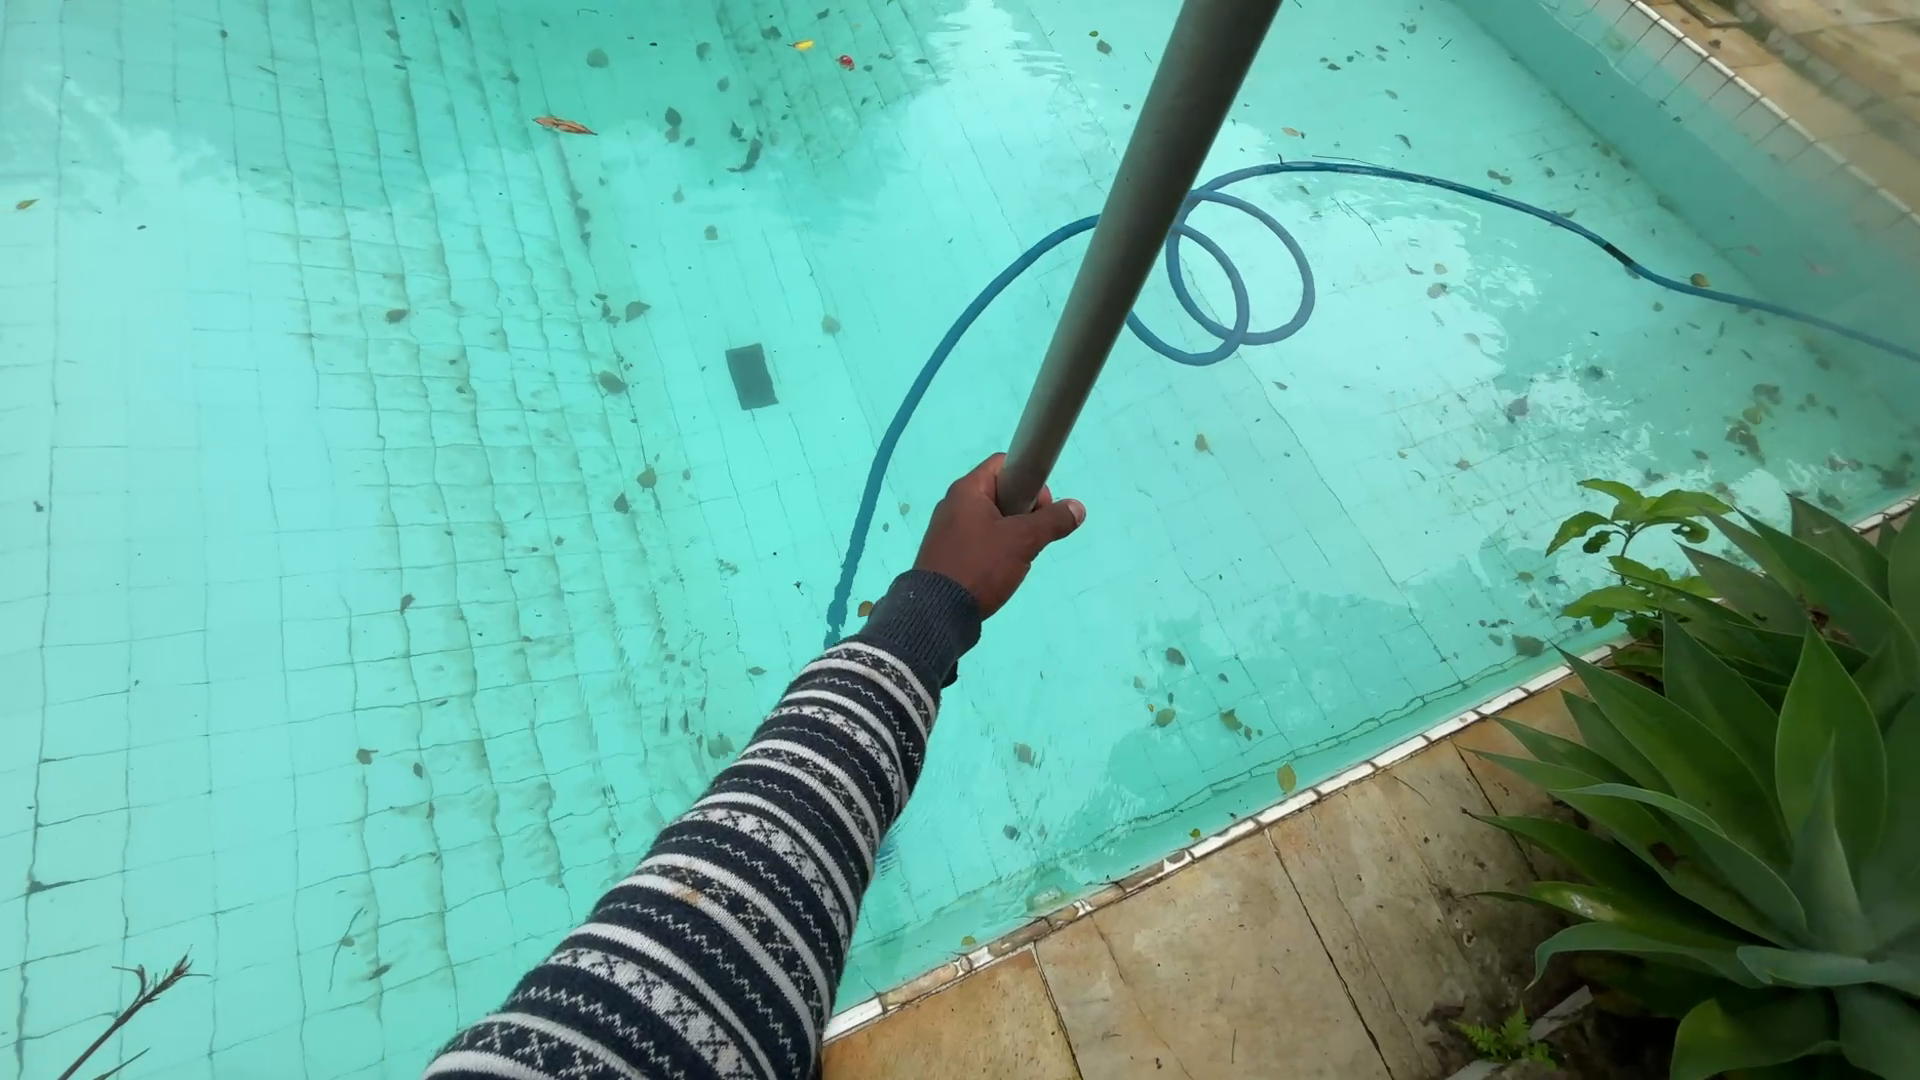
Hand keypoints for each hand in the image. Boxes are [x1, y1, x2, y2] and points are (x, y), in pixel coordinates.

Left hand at [914, 453, 1085, 617]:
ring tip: (1017, 560)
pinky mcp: (946, 554)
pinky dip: (995, 551)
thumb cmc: (980, 565)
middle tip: (1032, 538)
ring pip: (992, 521)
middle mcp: (953, 504)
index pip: (1004, 464)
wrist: (936, 612)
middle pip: (1000, 494)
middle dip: (1024, 513)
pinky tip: (1000, 572)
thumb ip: (1052, 521)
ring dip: (1012, 536)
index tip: (1041, 507)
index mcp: (967, 489)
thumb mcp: (1022, 541)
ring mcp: (947, 530)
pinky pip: (979, 541)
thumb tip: (1077, 508)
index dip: (1029, 479)